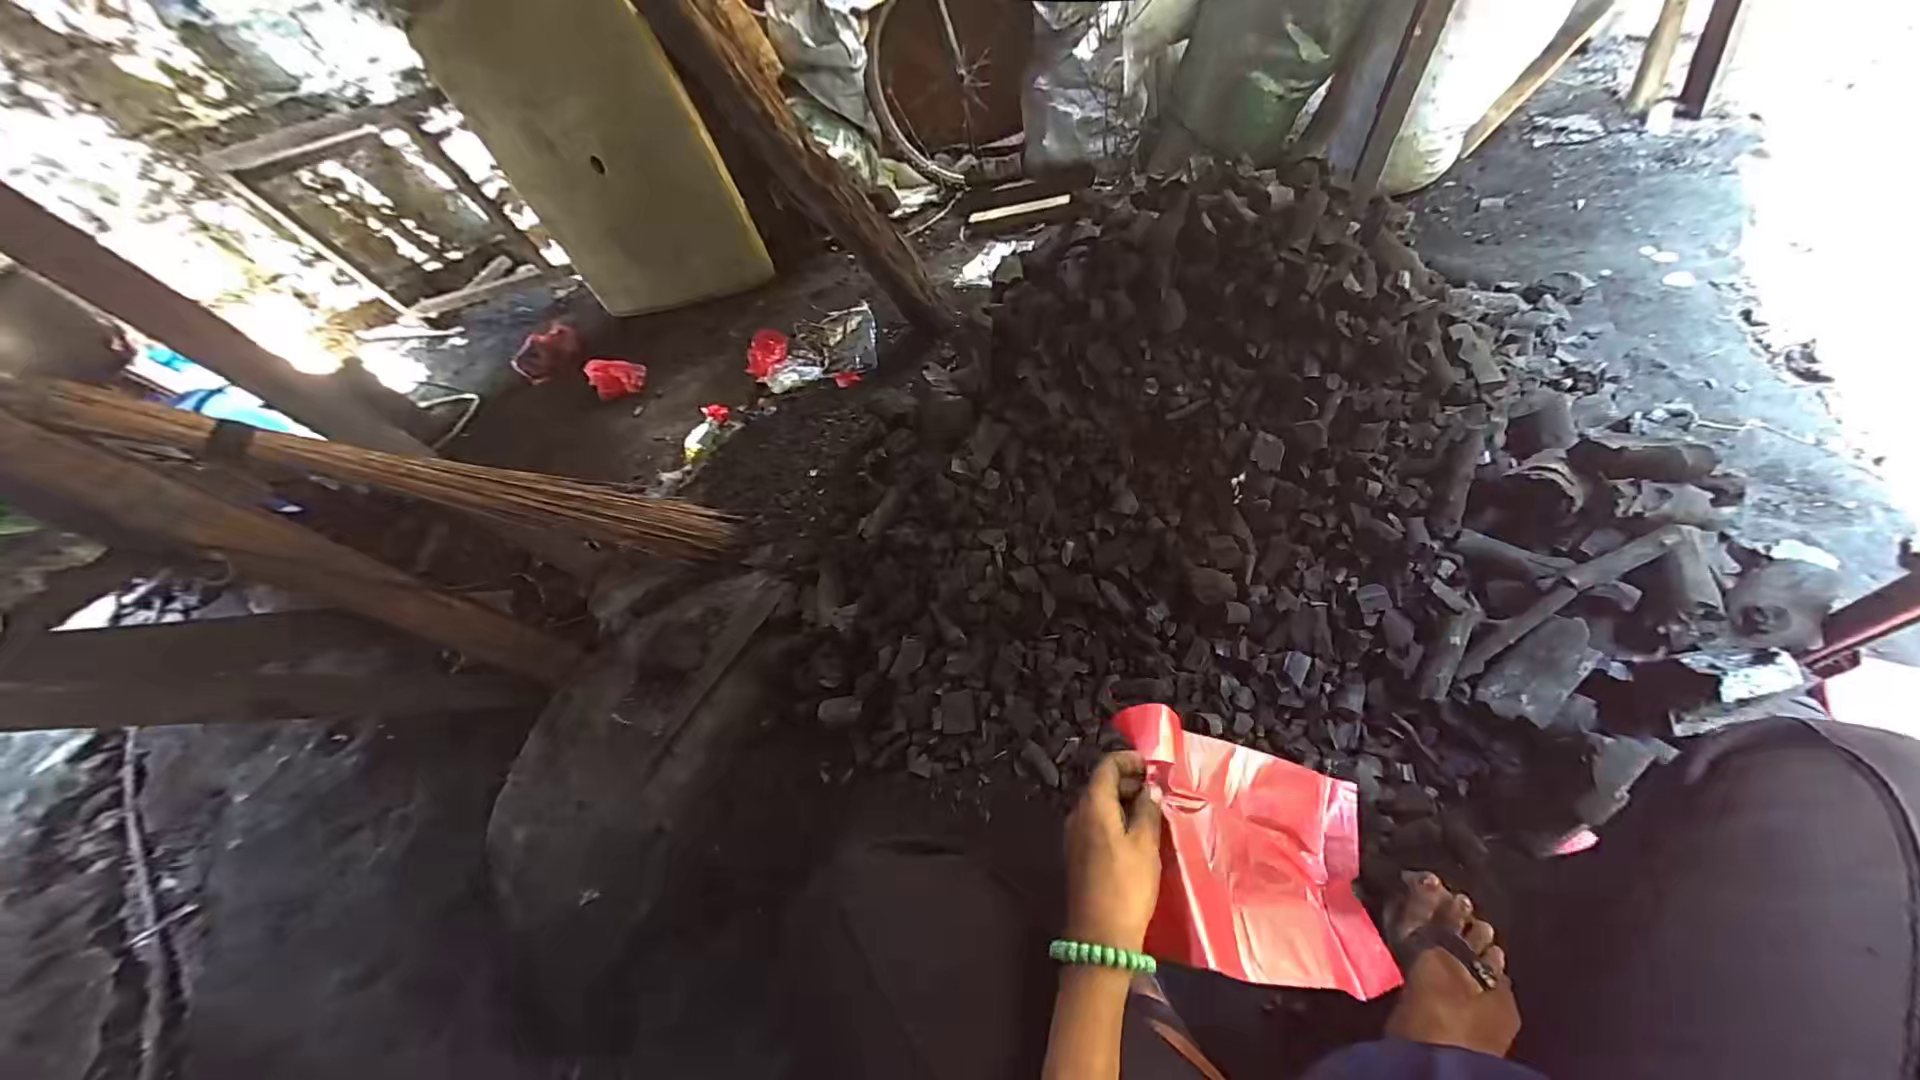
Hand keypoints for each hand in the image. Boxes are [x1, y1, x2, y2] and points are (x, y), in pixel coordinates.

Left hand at [1063, 751, 1164, 952]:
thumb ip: (1147, 811)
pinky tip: (1136, 832)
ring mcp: (1074, 833)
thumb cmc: (1126, 885)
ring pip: (1099, 803)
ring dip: (1123, 800)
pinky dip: (1116, 817)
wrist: (1100, 936)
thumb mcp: (1145, 845)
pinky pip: (1096, 821)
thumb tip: (1149, 789)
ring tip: (1152, 810)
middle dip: (1129, 781)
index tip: (1153, 766)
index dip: (1129, 760)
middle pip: (1101, 783)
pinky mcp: (1077, 851)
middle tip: (1157, 790)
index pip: (1107, 766)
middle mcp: (1077, 812)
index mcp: (1092, 804)